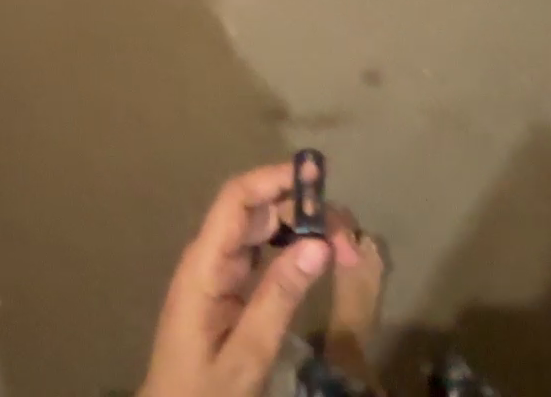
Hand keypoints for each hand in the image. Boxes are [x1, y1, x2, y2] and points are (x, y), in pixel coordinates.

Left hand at [139, 163, 363, 396]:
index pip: (237, 199)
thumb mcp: (246, 354)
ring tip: (343, 248)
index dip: (275, 178)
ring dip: (303, 228)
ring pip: (264, 227)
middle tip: (349, 238)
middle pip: (258, 210)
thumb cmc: (201, 393)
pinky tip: (317, 258)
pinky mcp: (229, 287)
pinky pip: (262, 251)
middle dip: (304, 210)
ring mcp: (219, 270)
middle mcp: (210, 256)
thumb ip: (279, 297)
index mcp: (204, 264)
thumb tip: (320, 242)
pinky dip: (293, 247)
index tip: (318, 176)